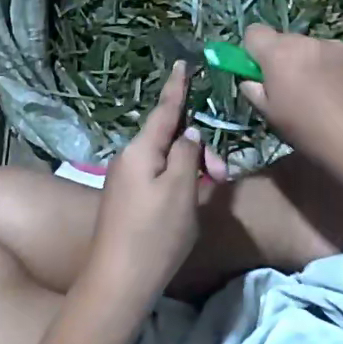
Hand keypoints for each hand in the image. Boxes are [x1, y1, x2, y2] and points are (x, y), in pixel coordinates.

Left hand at [88, 61, 204, 301]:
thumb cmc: (155, 232)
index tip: (182, 64)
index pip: (164, 110)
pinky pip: (158, 179)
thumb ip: (186, 154)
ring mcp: (125, 181)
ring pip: (166, 161)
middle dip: (199, 150)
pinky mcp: (127, 201)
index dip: (177, 88)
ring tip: (211, 193)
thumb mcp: (181, 189)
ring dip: (192, 170)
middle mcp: (129, 159)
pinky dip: (179, 184)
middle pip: (169, 139)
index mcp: (140, 150)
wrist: (119, 279)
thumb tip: (188, 134)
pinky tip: (191, 202)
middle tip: (222, 176)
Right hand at [238, 24, 342, 175]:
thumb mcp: (271, 117)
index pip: (254, 32)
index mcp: (280, 54)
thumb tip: (252, 80)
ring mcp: (341, 45)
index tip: (261, 72)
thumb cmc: (311, 134)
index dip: (254, 51)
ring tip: (328, 96)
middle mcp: (309, 41)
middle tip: (295, 91)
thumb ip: (255, 91)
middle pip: (288, 41)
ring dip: (316, 64)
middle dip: (287, 60)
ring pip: (318, 48)